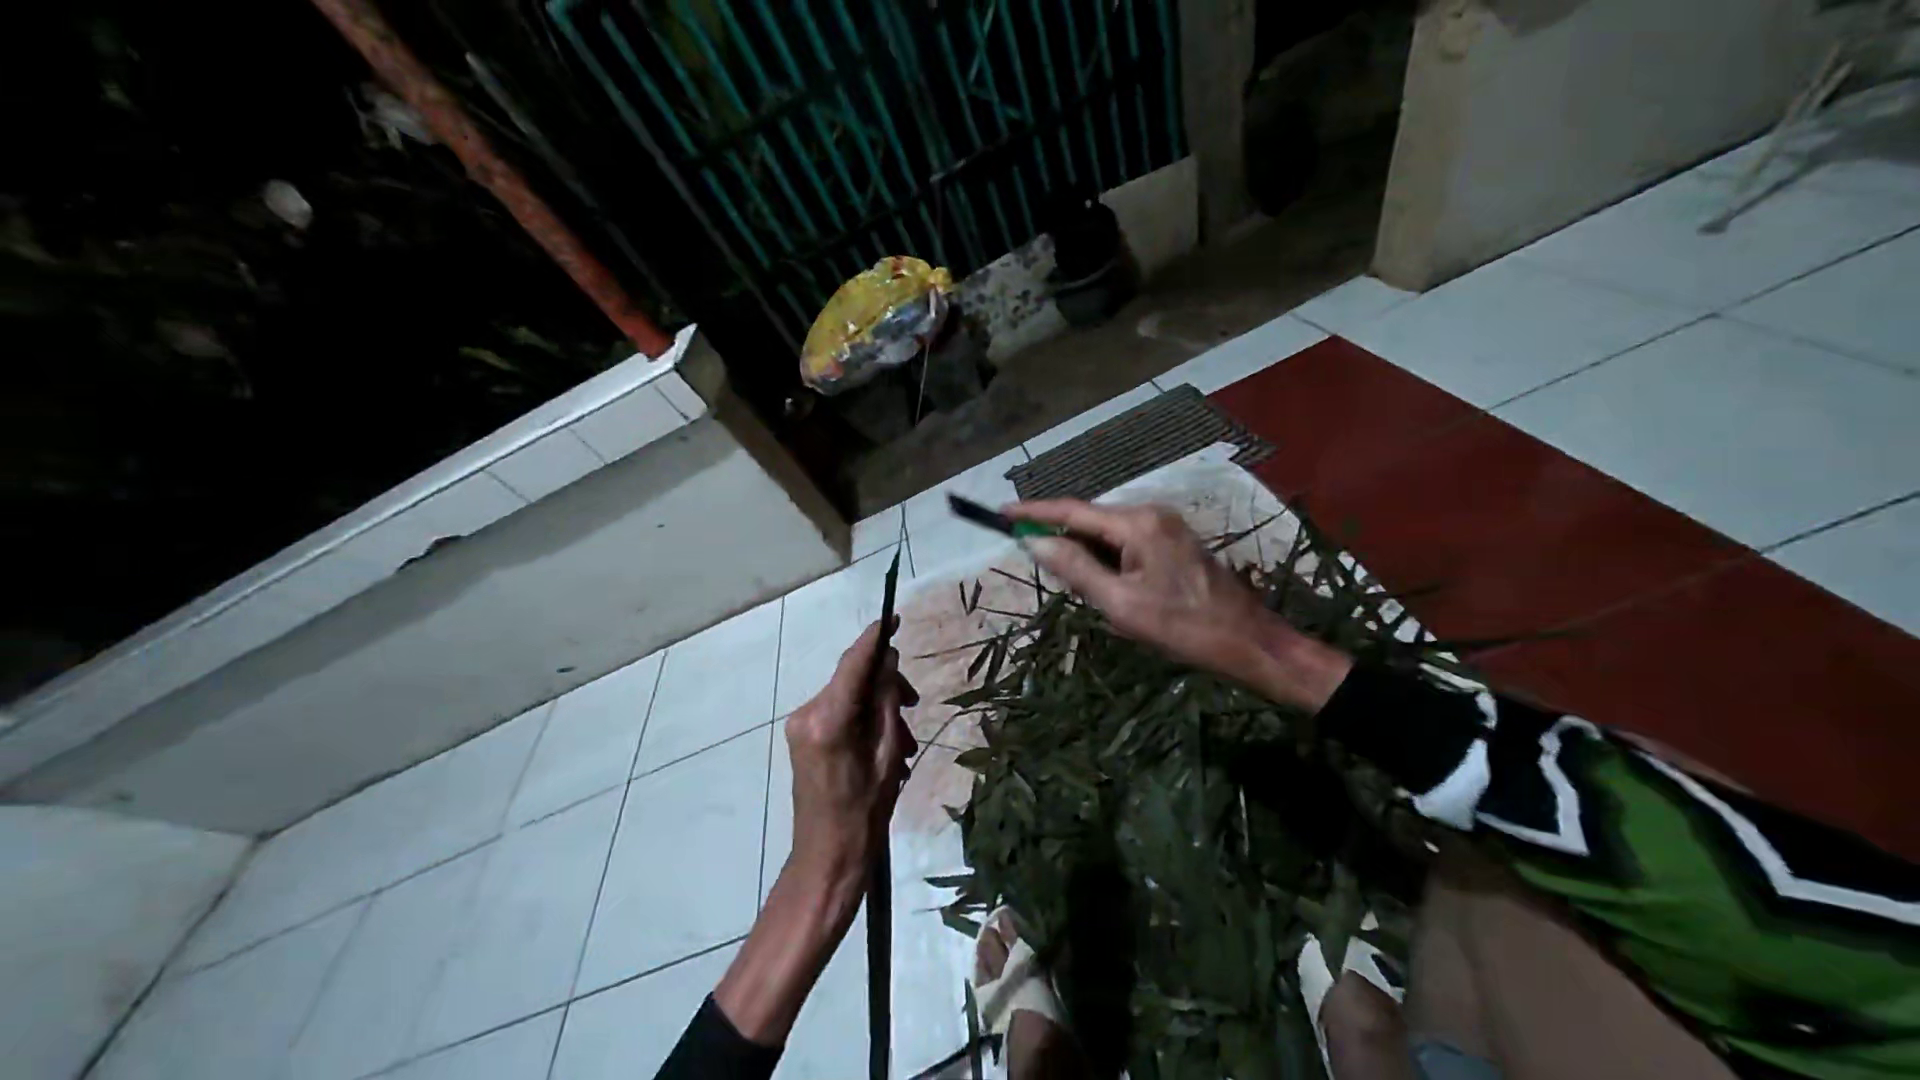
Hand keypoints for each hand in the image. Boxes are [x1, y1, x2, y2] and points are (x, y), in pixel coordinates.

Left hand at [714, 620, 918, 1046]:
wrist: (826, 858)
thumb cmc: (865, 814)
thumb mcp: (889, 757)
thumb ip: (888, 705)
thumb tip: (888, 665)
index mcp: (829, 721)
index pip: (854, 664)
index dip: (875, 638)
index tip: (893, 616)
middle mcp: (808, 715)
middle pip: (852, 678)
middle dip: (886, 684)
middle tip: (915, 705)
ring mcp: (801, 726)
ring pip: (848, 695)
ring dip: (878, 706)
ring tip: (906, 740)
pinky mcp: (802, 736)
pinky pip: (839, 711)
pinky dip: (863, 718)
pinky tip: (885, 744)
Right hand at [1009, 499, 1351, 712]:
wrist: (1247, 640)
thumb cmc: (1183, 627)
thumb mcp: (1120, 604)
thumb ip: (1076, 569)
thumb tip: (1036, 543)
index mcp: (1137, 524)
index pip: (1072, 511)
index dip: (1034, 512)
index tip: (1002, 513)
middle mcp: (1151, 514)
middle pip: (1090, 520)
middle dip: (1064, 543)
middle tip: (1049, 574)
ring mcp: (1165, 526)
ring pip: (1107, 534)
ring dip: (1087, 557)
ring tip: (1089, 594)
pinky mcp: (1173, 541)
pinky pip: (1126, 543)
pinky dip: (1107, 560)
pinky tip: (1109, 589)